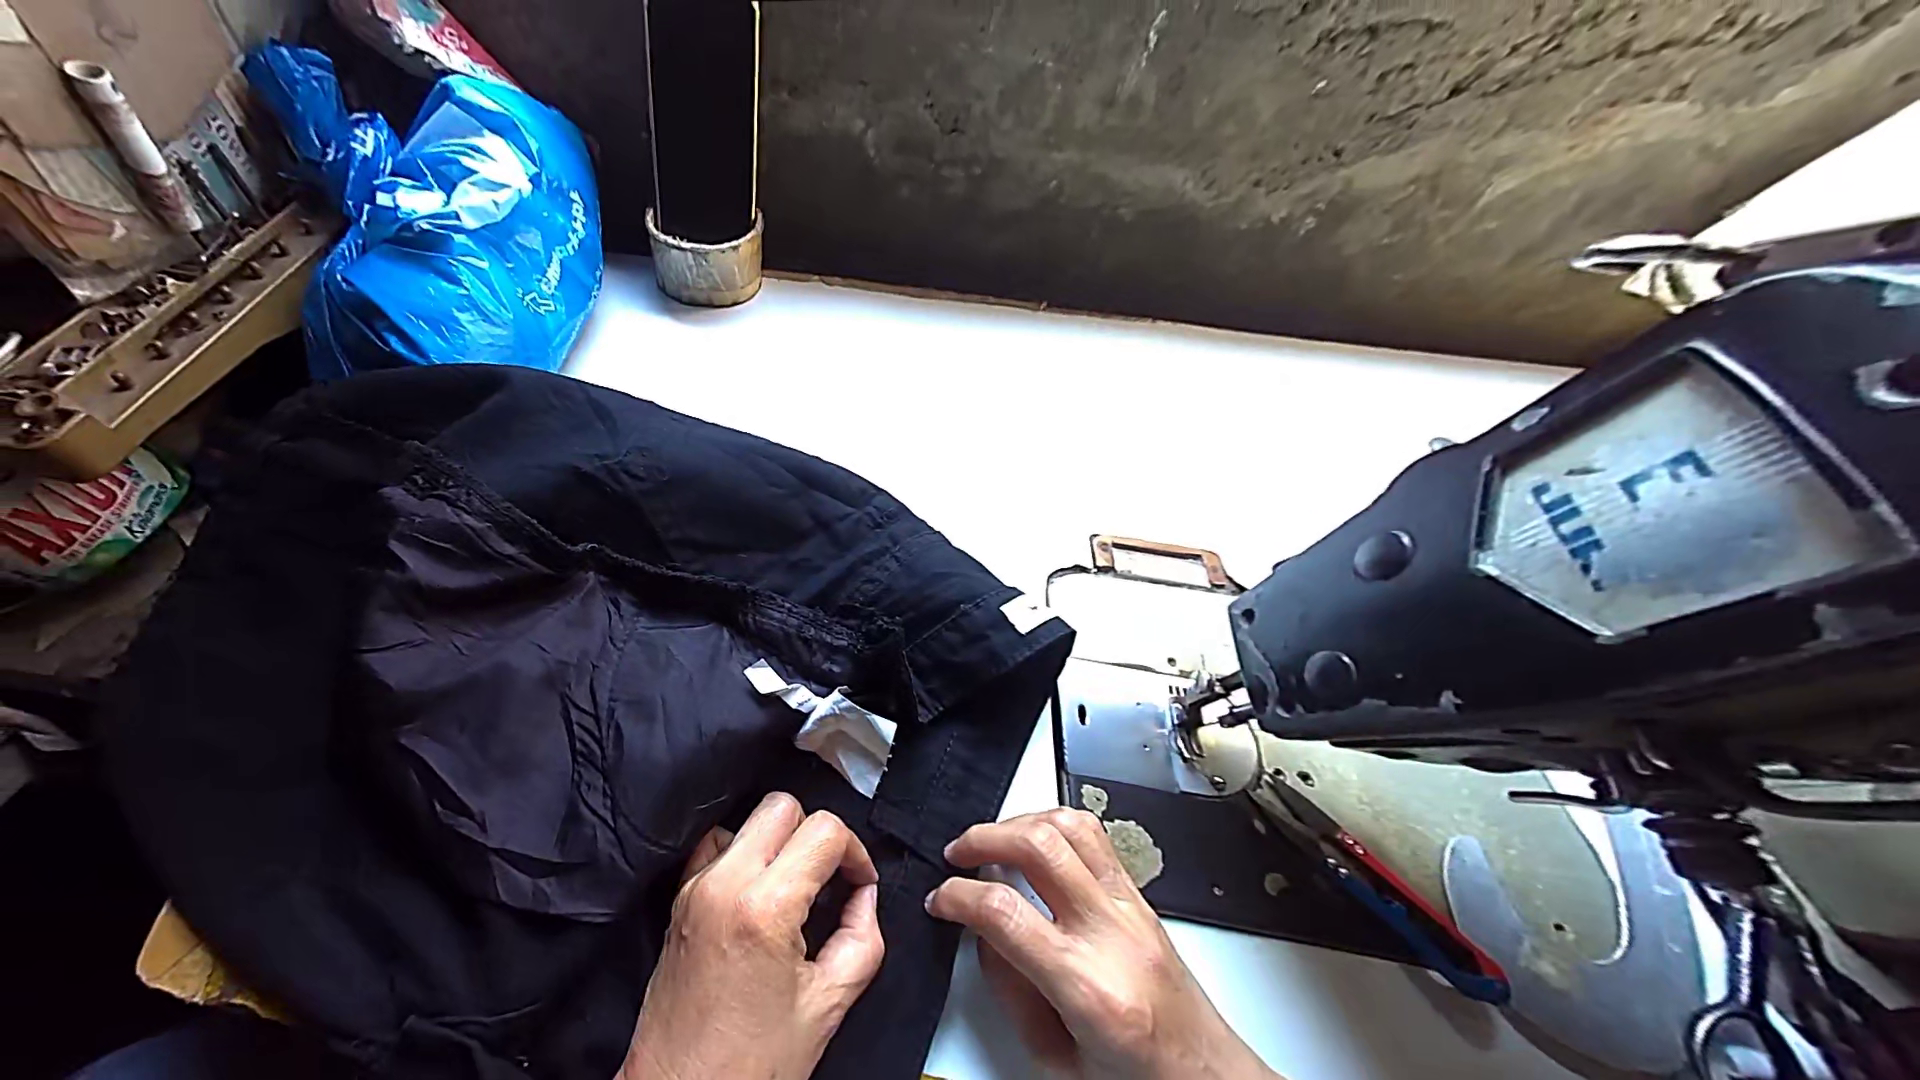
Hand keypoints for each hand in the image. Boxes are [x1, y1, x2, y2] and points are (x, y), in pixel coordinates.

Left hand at [619, 792, 883, 1079]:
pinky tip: (762, 887)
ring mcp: (696, 889)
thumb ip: (864, 934)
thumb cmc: (747, 1066)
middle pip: (784, 806)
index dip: (855, 851)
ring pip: (752, 818)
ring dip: (784, 839)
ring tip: (798, 883)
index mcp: (764, 908)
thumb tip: (864, 895)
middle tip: (831, 875)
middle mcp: (724, 886)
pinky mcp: (680, 899)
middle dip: (819, 834)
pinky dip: (747, 850)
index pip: (824, 830)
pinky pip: (718, 843)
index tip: (859, 881)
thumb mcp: (829, 1003)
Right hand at [926, 809, 1279, 1079]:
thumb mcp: (1055, 1055)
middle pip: (1039, 847)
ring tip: (992, 837)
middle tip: (958, 853)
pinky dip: (1054, 822)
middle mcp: (1112, 932)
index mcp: (1088, 986)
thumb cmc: (1136, 1074)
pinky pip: (1094, 834)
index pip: (1006, 912)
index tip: (942, 898)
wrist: (1204, 1073)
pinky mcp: (1139, 892)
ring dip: (1019, 821)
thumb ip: (1010, 988)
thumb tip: (981, 929)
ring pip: (1069, 826)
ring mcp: (1130, 904)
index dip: (960, 896)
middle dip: (984, 838)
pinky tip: (1035, 836)